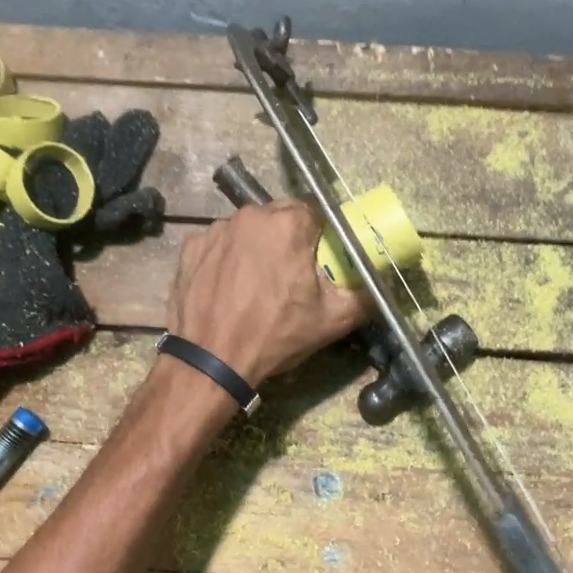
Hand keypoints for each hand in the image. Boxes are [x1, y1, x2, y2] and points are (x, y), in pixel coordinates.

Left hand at [168, 201, 370, 382]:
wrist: (211, 362)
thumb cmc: (274, 336)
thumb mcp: (332, 320)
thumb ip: (365, 295)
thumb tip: (382, 286)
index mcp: (288, 224)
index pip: (315, 210)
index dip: (321, 234)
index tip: (320, 258)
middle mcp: (250, 216)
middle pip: (280, 216)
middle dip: (289, 239)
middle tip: (291, 274)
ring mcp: (216, 230)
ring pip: (248, 229)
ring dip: (257, 247)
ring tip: (256, 284)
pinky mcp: (190, 247)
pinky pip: (219, 244)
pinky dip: (227, 259)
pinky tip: (229, 288)